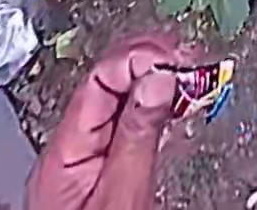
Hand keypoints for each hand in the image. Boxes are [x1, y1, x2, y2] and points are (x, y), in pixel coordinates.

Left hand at [25, 33, 184, 209]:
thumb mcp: (123, 200)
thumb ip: (140, 135)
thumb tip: (159, 76)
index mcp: (65, 152)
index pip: (100, 79)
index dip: (139, 60)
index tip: (176, 61)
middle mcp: (72, 147)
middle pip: (108, 81)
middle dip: (149, 62)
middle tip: (190, 61)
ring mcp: (88, 157)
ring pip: (120, 97)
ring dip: (156, 78)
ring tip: (190, 75)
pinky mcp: (105, 169)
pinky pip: (129, 120)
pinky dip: (155, 103)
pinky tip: (176, 99)